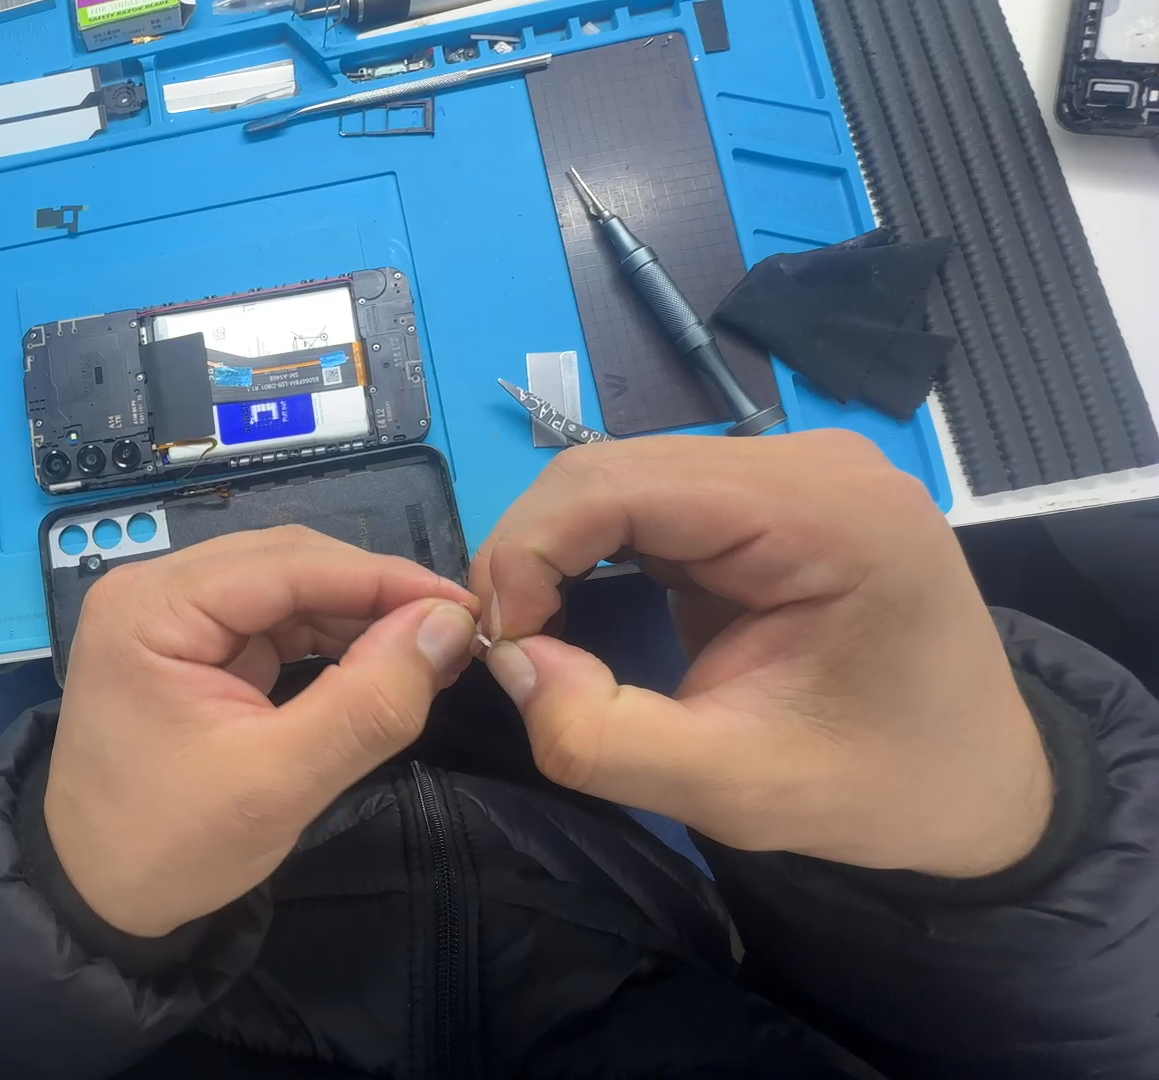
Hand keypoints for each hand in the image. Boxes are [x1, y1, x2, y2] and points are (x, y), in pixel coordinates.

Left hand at [46, 526, 478, 936]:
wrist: (95, 893)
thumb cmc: (171, 845)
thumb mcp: (279, 782)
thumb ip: (368, 703)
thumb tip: (445, 625)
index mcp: (151, 606)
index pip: (285, 565)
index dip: (381, 579)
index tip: (463, 606)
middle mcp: (154, 589)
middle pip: (283, 563)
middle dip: (370, 593)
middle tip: (449, 631)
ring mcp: (168, 611)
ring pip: (282, 586)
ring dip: (353, 612)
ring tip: (422, 647)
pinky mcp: (187, 639)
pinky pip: (269, 618)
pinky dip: (325, 634)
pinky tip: (372, 655)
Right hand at [471, 431, 1050, 878]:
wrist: (969, 781)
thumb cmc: (876, 786)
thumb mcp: (734, 792)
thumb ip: (600, 739)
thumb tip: (508, 658)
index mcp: (822, 512)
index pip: (613, 487)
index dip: (528, 554)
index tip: (503, 643)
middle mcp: (798, 463)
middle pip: (596, 473)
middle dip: (526, 555)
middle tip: (508, 639)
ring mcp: (773, 470)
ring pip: (598, 481)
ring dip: (543, 552)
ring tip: (533, 626)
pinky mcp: (745, 494)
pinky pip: (622, 500)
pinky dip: (572, 550)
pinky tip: (569, 599)